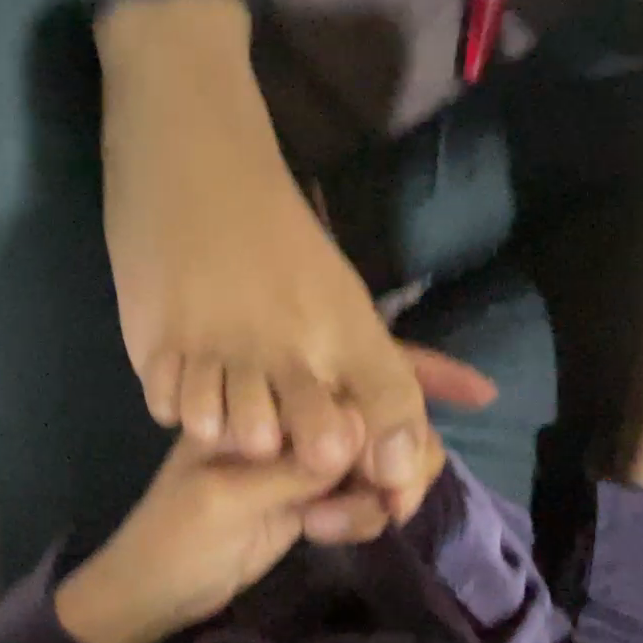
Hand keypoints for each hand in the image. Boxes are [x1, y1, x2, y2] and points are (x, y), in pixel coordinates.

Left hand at [55, 436, 392, 642]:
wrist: (157, 595)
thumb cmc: (176, 537)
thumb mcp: (227, 497)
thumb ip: (292, 467)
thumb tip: (363, 426)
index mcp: (261, 404)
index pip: (339, 393)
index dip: (380, 422)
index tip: (385, 469)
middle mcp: (290, 424)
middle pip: (370, 426)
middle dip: (388, 464)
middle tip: (380, 505)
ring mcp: (303, 464)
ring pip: (373, 465)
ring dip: (370, 497)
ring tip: (326, 527)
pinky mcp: (311, 501)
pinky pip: (359, 498)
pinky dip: (359, 515)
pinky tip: (324, 534)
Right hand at [97, 0, 447, 518]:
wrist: (193, 156)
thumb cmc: (274, 232)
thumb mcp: (346, 295)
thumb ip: (401, 361)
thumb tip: (483, 394)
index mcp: (343, 324)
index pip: (396, 411)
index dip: (398, 463)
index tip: (387, 486)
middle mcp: (291, 341)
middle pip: (321, 441)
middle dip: (311, 459)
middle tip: (286, 442)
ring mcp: (221, 343)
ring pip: (237, 434)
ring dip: (230, 431)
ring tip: (222, 407)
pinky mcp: (158, 342)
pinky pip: (170, 409)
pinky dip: (176, 404)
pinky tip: (181, 381)